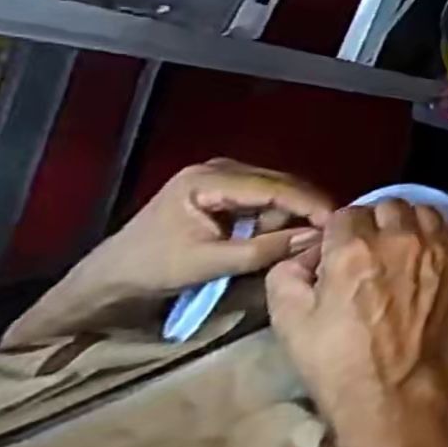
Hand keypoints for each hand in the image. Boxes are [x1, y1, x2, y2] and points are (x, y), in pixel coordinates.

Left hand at [0, 159, 334, 346]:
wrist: (108, 279)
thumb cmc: (150, 269)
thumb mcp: (208, 264)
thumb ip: (264, 250)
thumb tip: (317, 237)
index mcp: (208, 180)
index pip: (277, 188)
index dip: (312, 205)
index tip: (339, 224)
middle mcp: (223, 168)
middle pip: (285, 186)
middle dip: (306, 212)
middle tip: (323, 238)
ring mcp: (227, 175)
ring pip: (283, 192)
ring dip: (292, 217)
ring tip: (289, 243)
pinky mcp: (231, 187)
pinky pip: (272, 198)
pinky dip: (279, 218)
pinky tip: (275, 236)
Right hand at [266, 201, 447, 446]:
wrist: (390, 378)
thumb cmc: (334, 353)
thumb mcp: (288, 316)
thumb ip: (288, 272)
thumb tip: (307, 252)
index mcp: (353, 250)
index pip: (347, 213)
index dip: (337, 229)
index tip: (334, 246)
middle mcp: (398, 240)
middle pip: (387, 205)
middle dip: (371, 219)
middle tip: (363, 243)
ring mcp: (431, 247)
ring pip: (420, 209)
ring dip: (404, 219)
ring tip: (392, 241)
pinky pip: (443, 226)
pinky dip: (429, 228)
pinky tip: (416, 246)